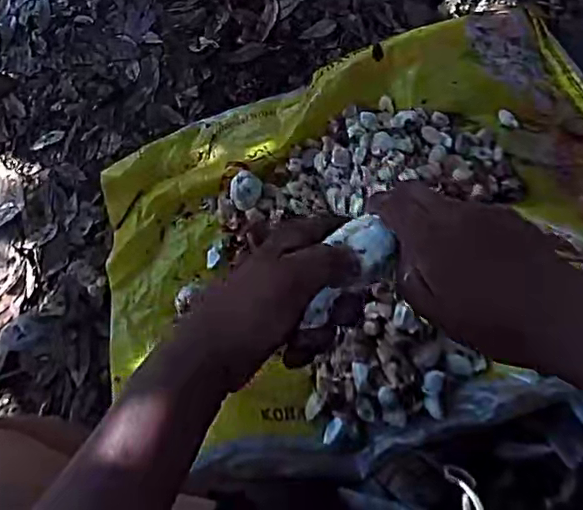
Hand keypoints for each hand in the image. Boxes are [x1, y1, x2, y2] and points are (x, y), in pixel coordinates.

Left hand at [168, 216, 353, 393]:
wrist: (210, 356)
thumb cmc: (252, 309)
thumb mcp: (293, 278)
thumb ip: (328, 261)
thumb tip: (358, 253)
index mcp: (286, 242)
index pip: (326, 226)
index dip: (350, 237)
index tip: (373, 258)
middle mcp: (285, 263)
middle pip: (331, 272)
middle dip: (339, 299)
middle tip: (338, 315)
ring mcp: (280, 294)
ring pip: (322, 305)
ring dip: (320, 328)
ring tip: (303, 340)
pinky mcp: (276, 323)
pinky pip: (306, 329)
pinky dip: (303, 343)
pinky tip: (290, 353)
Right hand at [369, 183, 579, 370]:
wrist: (563, 314)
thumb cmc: (493, 321)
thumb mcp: (437, 312)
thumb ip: (408, 278)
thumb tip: (401, 258)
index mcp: (427, 233)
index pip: (390, 202)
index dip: (376, 206)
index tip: (372, 218)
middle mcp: (451, 211)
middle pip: (414, 189)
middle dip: (400, 202)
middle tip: (400, 228)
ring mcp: (483, 209)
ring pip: (445, 201)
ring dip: (433, 215)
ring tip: (444, 249)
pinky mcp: (509, 216)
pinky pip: (473, 212)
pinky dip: (463, 224)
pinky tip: (480, 255)